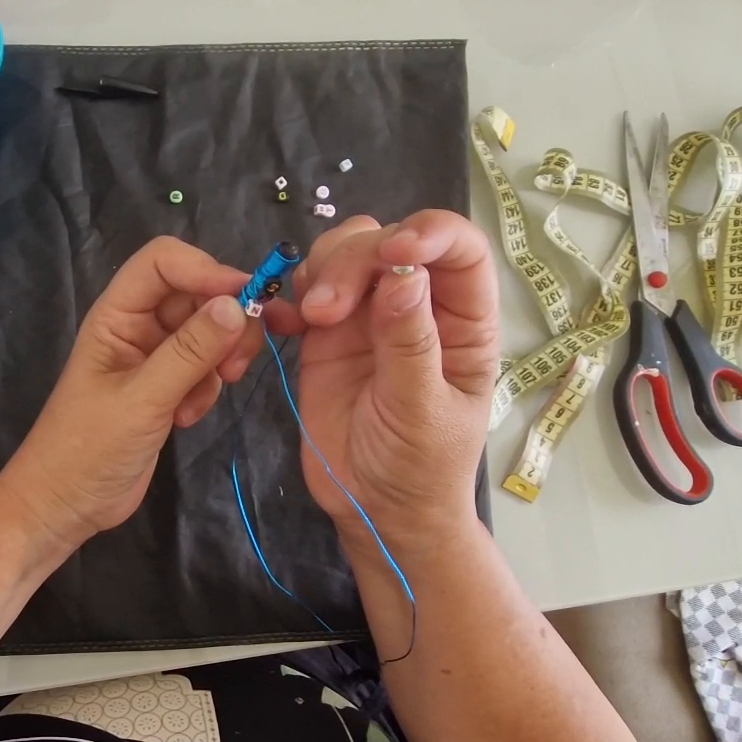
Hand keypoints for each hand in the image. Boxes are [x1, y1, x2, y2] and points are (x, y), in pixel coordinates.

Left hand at [0, 237, 268, 545]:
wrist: (67, 504)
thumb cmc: (88, 448)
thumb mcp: (141, 399)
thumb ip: (189, 353)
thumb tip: (237, 305)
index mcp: (117, 315)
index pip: (164, 263)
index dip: (207, 270)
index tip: (249, 300)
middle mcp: (138, 327)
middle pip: (197, 295)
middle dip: (226, 322)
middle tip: (237, 365)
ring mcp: (155, 358)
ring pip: (209, 332)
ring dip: (219, 361)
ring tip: (199, 401)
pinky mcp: (169, 387)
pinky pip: (206, 368)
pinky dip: (207, 389)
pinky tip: (185, 420)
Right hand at [266, 211, 498, 542]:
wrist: (375, 508)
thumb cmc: (419, 468)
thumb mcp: (421, 412)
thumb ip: (410, 344)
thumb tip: (401, 275)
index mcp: (461, 321)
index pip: (458, 251)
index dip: (430, 233)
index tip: (394, 252)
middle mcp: (415, 307)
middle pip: (386, 243)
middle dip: (353, 261)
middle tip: (322, 312)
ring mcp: (366, 319)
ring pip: (343, 256)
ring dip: (320, 271)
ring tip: (306, 320)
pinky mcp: (324, 337)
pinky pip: (304, 294)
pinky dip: (287, 297)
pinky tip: (280, 324)